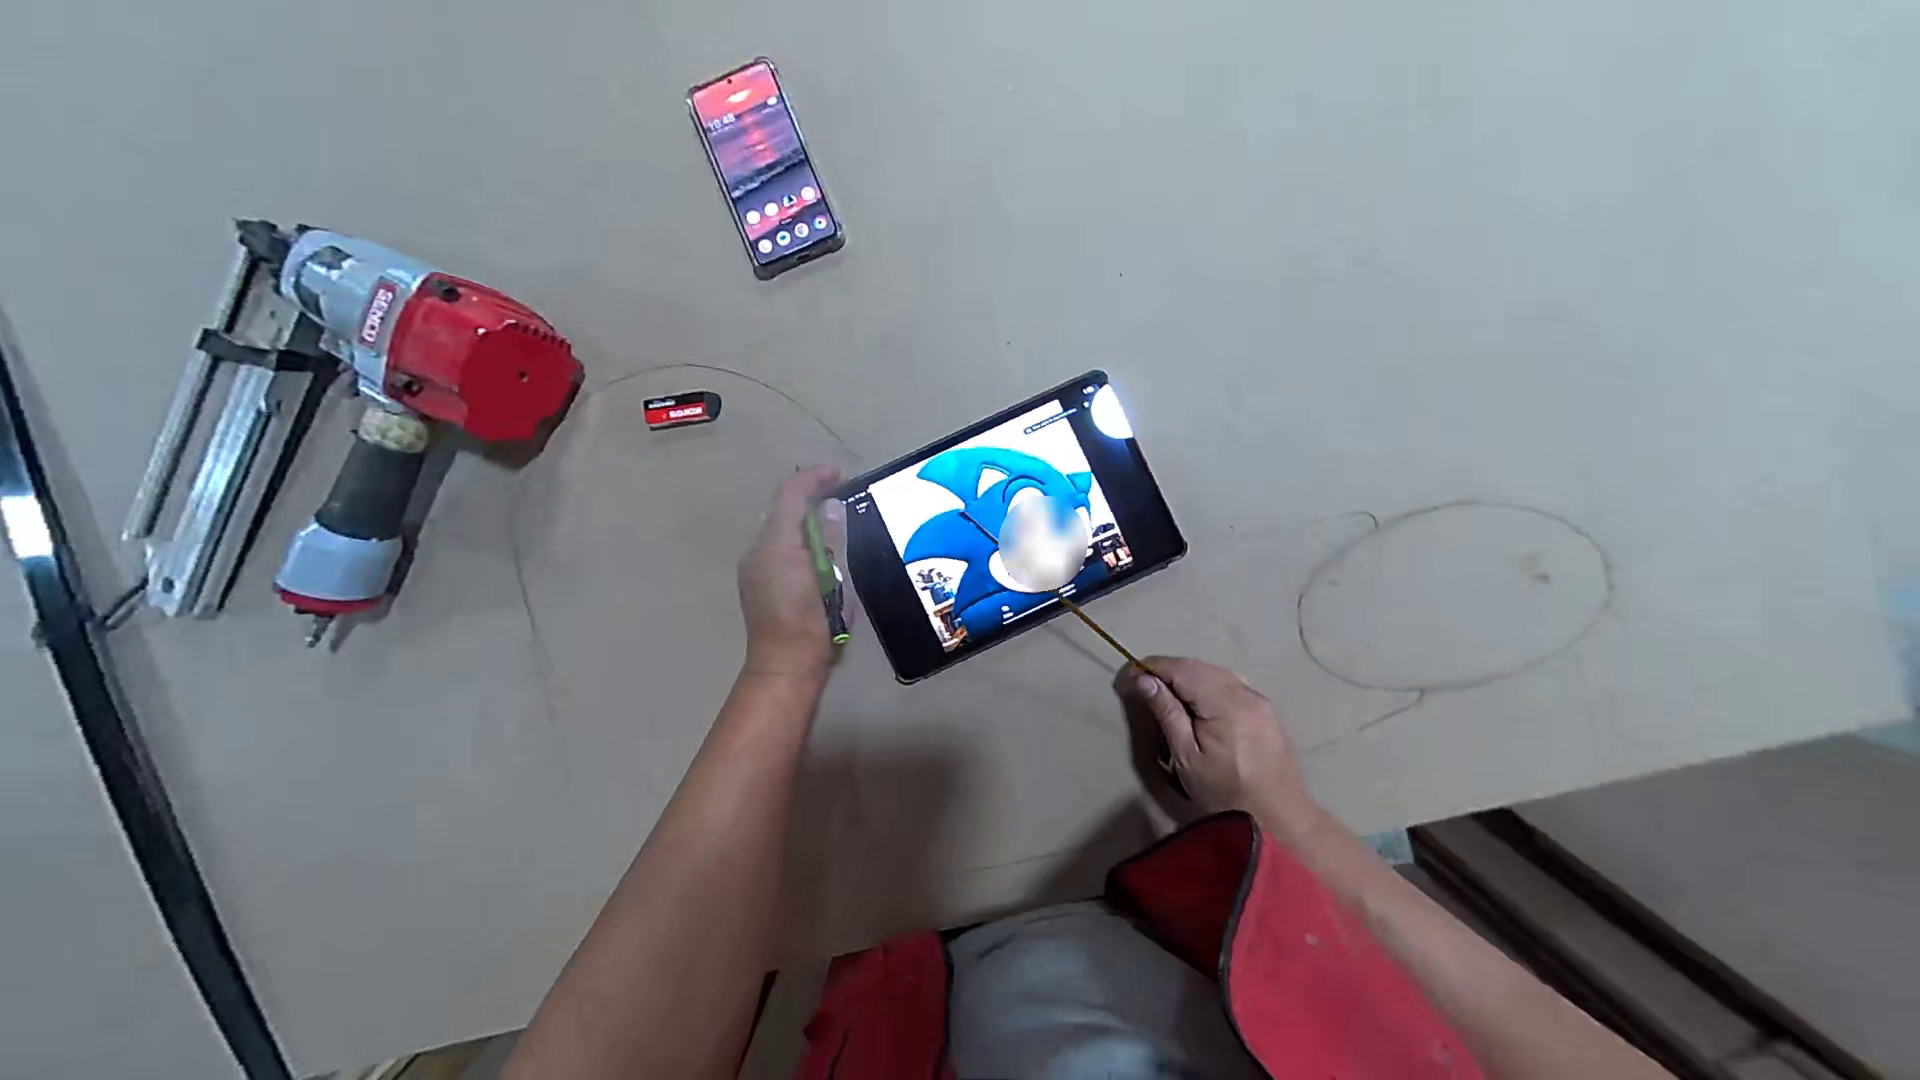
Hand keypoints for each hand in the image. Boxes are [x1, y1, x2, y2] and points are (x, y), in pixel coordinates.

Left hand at [737, 465, 845, 681]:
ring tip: (830, 518)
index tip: (840, 473)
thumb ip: (830, 539)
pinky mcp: (754, 581)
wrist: (784, 667)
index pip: (791, 495)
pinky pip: (774, 545)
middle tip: (839, 491)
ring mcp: (752, 566)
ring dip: (801, 516)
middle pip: (780, 508)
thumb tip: (831, 506)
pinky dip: (794, 535)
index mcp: (777, 546)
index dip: (814, 478)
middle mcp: (757, 550)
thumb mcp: (834, 580)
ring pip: (777, 527)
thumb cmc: (816, 626)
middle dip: (808, 494)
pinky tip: (814, 548)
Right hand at [1115, 656, 1317, 838]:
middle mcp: (1247, 694)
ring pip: (1214, 672)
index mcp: (1227, 706)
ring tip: (1164, 694)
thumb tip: (1144, 681)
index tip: (1127, 676)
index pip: (1182, 669)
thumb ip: (1167, 714)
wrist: (1282, 820)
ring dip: (1186, 676)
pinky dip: (1206, 684)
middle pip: (1198, 666)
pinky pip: (1229, 683)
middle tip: (1140, 685)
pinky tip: (1196, 702)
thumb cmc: (1227, 796)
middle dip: (1166, 670)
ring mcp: (1260, 699)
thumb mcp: (1187, 759)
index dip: (1151, 667)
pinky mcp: (1265, 709)